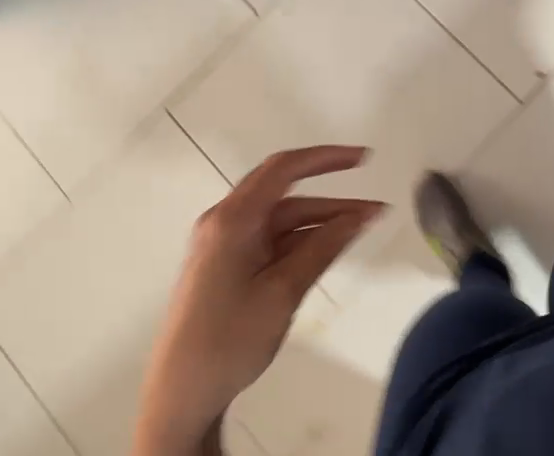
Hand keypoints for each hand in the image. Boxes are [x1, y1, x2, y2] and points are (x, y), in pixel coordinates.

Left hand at [135, 146, 385, 455]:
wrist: (180, 395)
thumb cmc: (228, 339)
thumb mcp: (283, 292)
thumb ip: (323, 247)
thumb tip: (358, 217)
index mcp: (232, 219)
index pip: (284, 168)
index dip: (325, 158)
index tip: (363, 159)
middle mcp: (224, 222)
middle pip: (284, 194)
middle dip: (330, 197)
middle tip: (373, 208)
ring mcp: (223, 244)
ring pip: (280, 220)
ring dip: (319, 223)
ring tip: (362, 230)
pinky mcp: (225, 266)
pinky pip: (269, 240)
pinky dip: (300, 241)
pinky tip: (328, 249)